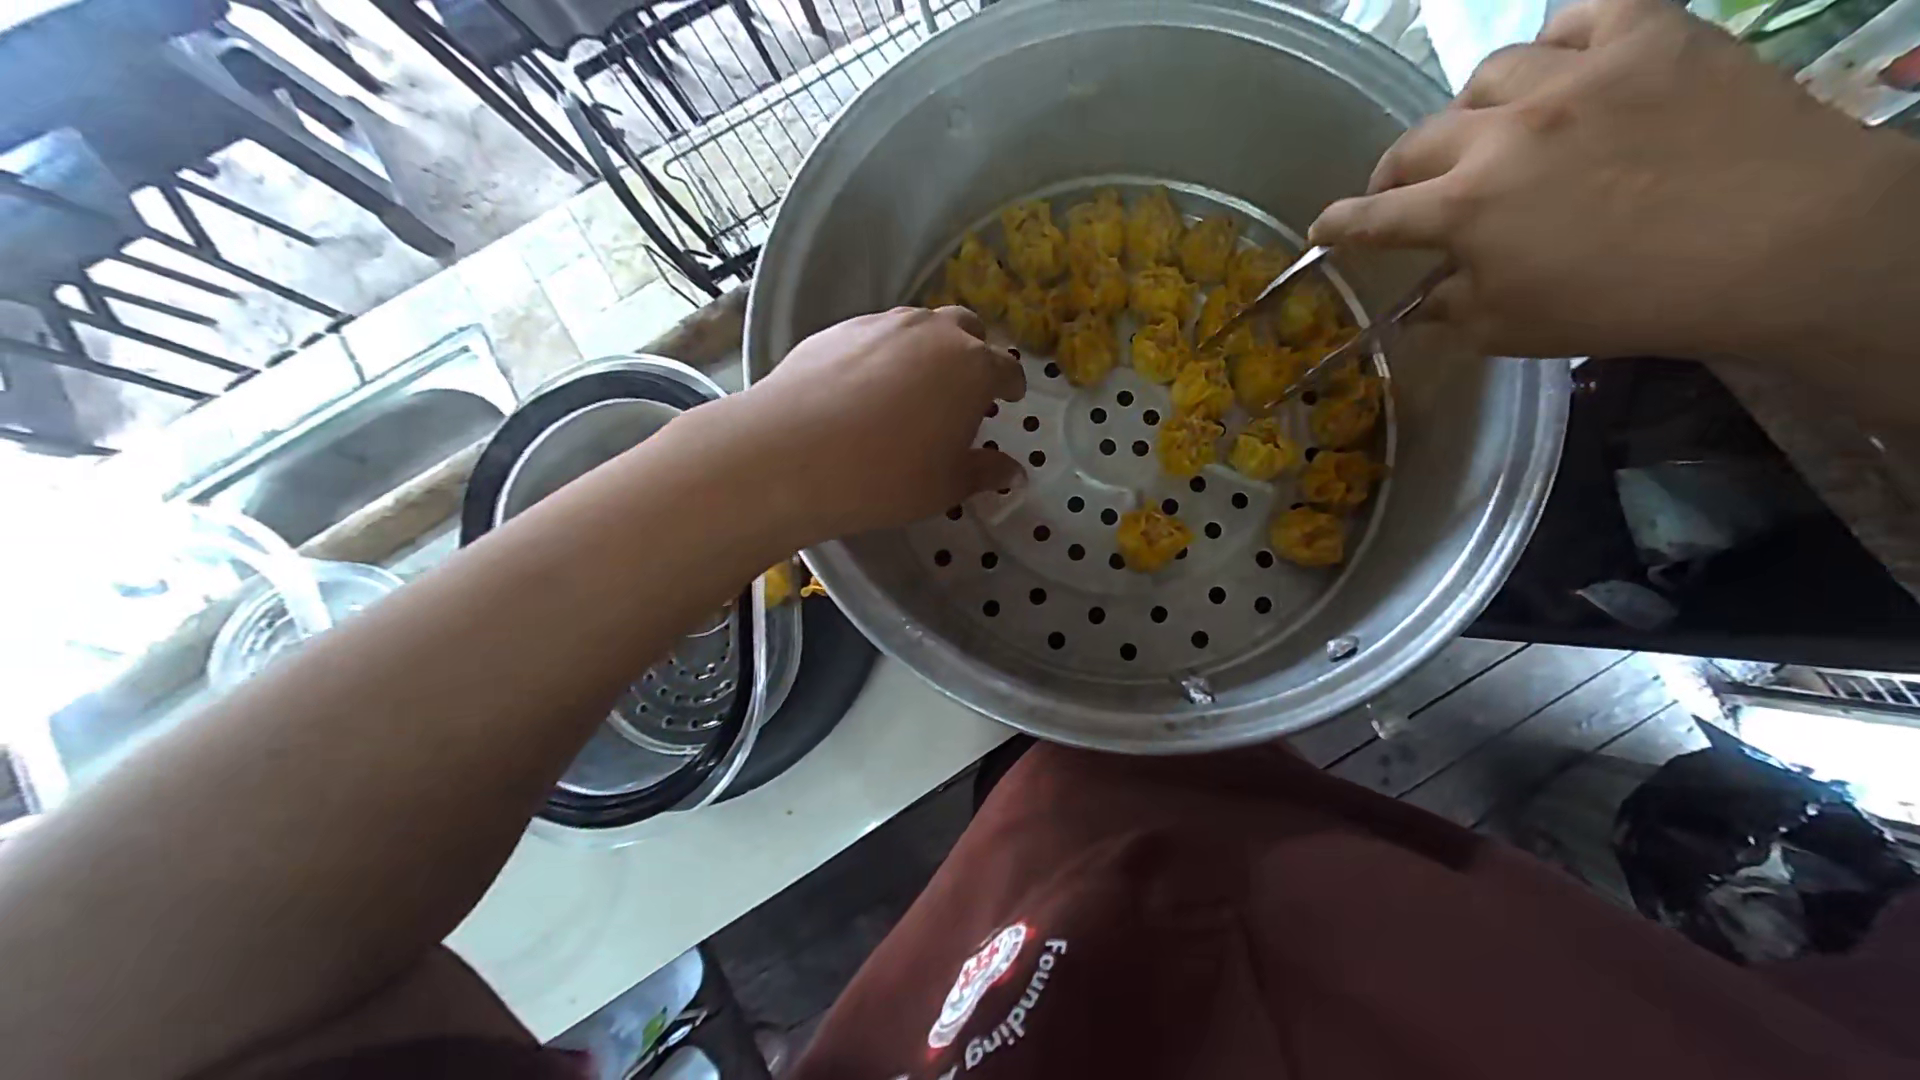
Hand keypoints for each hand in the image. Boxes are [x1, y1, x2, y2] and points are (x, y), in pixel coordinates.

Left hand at [698, 306, 1025, 544]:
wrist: (792, 454)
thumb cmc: (887, 475)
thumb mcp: (946, 485)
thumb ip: (985, 473)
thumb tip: (1013, 472)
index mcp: (972, 367)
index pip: (1006, 368)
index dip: (1011, 385)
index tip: (1009, 398)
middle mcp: (932, 332)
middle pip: (966, 329)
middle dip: (973, 353)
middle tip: (962, 390)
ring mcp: (881, 324)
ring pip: (918, 326)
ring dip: (927, 350)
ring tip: (912, 388)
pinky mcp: (837, 329)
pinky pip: (874, 335)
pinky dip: (882, 354)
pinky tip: (863, 388)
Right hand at [1309, 0, 1919, 366]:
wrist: (1779, 246)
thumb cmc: (1621, 303)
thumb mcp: (1508, 328)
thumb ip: (1450, 308)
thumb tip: (1424, 301)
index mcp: (1463, 208)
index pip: (1372, 216)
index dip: (1338, 225)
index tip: (1321, 228)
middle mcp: (1504, 134)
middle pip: (1417, 140)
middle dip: (1396, 171)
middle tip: (1408, 190)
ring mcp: (1578, 77)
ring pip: (1488, 74)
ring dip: (1474, 108)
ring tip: (1493, 127)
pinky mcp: (1653, 37)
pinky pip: (1583, 15)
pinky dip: (1560, 41)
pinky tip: (1564, 69)